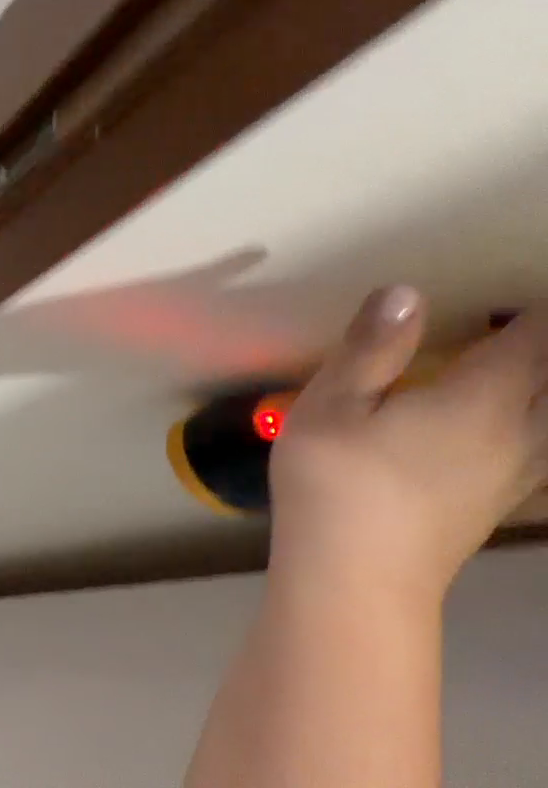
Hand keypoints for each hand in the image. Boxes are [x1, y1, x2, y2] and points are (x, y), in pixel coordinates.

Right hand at [268, 287, 547, 598]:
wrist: (358, 571)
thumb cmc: (334, 479)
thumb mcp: (330, 406)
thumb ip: (370, 349)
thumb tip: (405, 291)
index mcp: (482, 400)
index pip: (535, 339)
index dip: (535, 308)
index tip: (521, 284)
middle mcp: (523, 431)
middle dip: (542, 344)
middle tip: (513, 321)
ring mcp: (523, 469)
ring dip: (543, 382)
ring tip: (514, 363)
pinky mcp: (510, 495)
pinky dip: (541, 416)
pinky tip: (516, 419)